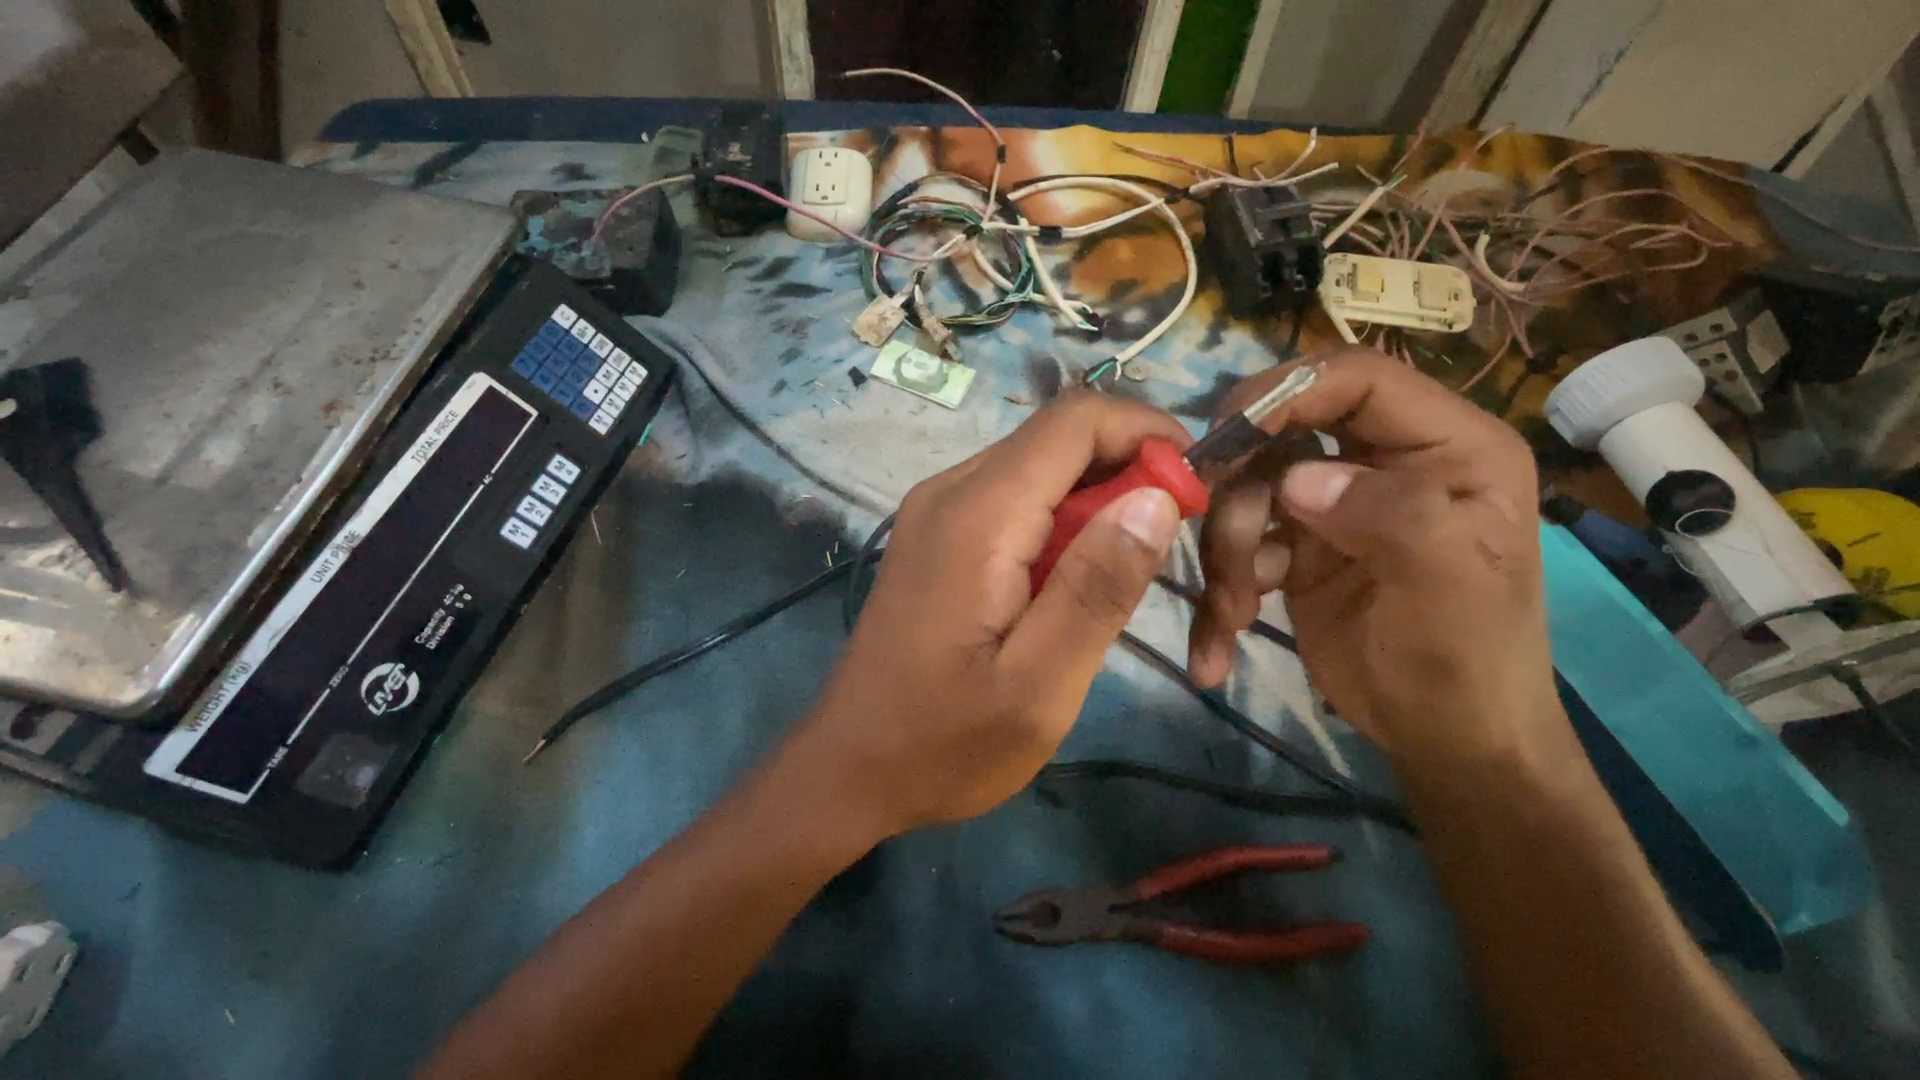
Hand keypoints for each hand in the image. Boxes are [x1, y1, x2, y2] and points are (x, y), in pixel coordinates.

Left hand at [794, 392, 1187, 837]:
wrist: (849, 769)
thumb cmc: (945, 744)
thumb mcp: (1038, 686)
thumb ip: (1096, 589)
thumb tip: (1157, 497)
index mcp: (977, 516)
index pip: (1075, 420)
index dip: (1147, 435)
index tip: (1194, 494)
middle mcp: (950, 491)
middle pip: (1058, 437)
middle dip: (1128, 470)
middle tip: (1166, 547)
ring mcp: (936, 512)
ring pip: (1038, 466)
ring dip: (1096, 499)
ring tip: (1124, 574)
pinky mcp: (936, 537)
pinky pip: (1012, 499)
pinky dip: (1059, 521)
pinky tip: (1068, 585)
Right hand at [1188, 349, 1557, 765]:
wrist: (1447, 740)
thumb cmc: (1469, 658)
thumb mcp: (1449, 583)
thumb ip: (1388, 514)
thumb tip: (1296, 479)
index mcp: (1446, 447)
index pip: (1359, 380)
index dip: (1290, 391)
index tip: (1229, 434)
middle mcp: (1384, 463)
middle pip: (1283, 435)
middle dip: (1240, 490)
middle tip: (1221, 546)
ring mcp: (1335, 506)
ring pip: (1248, 491)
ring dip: (1227, 551)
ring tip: (1234, 612)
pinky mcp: (1297, 549)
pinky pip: (1240, 545)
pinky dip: (1222, 590)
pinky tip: (1222, 641)